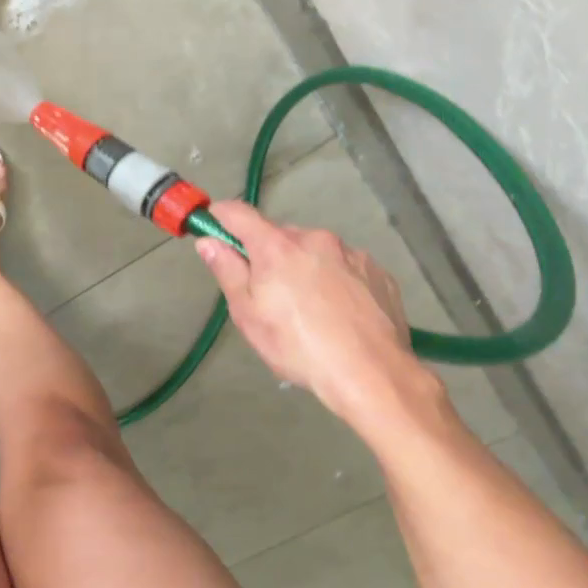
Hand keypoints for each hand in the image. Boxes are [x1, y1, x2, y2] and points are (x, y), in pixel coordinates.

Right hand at [194, 201, 429, 421]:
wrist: (372, 374)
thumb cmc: (296, 346)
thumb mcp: (247, 314)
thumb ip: (227, 271)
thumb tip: (208, 242)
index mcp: (277, 246)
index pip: (238, 213)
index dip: (220, 217)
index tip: (212, 230)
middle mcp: (315, 239)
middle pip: (279, 235)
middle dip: (267, 254)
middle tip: (266, 292)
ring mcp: (352, 253)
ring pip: (314, 250)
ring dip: (302, 266)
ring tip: (308, 307)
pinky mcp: (378, 272)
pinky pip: (344, 266)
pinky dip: (334, 279)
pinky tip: (338, 312)